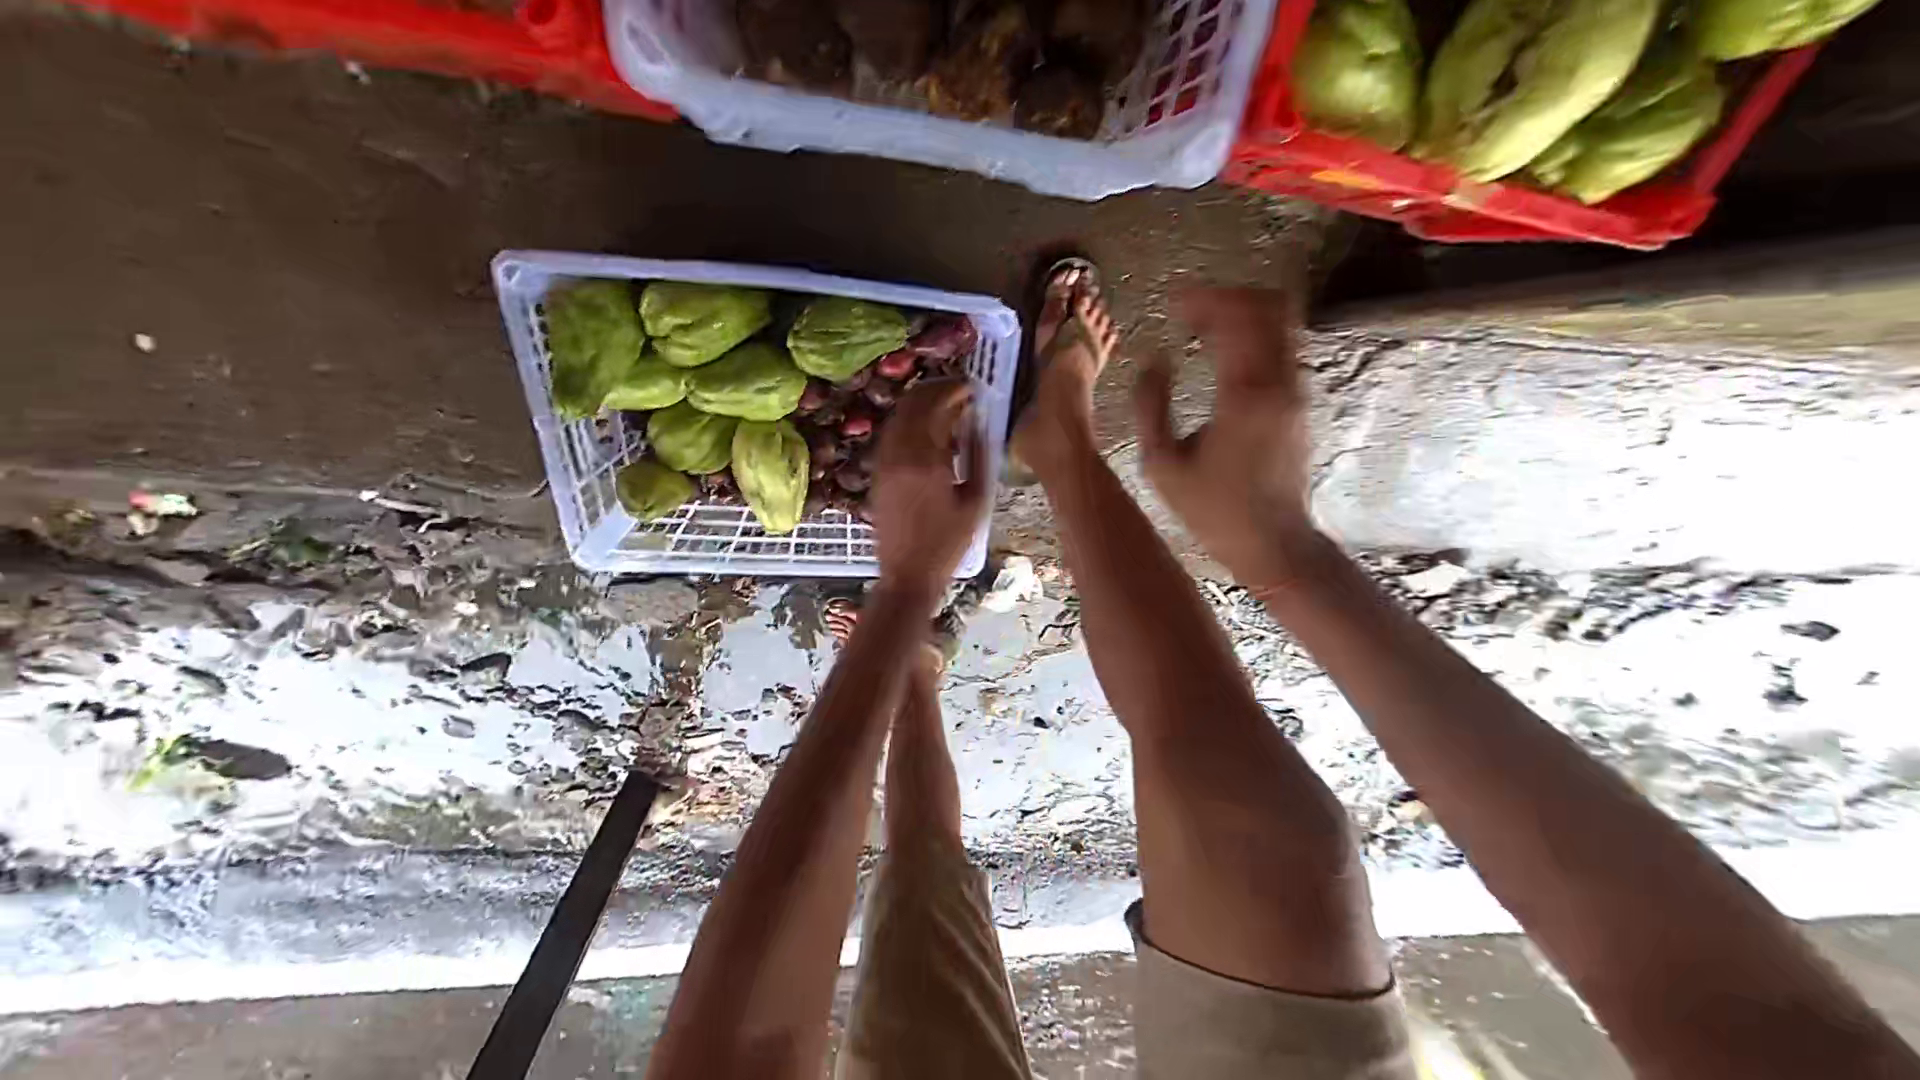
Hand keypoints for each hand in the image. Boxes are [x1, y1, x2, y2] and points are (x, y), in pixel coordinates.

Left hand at [870, 379, 988, 600]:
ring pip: (898, 415)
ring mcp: (882, 461)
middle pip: (912, 402)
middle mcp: (897, 453)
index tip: (973, 389)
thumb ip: (978, 454)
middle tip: (960, 393)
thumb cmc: (948, 543)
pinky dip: (910, 423)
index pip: (935, 404)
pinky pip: (891, 433)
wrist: (907, 574)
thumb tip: (979, 421)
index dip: (954, 389)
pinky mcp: (876, 472)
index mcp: (925, 459)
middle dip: (936, 390)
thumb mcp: (975, 500)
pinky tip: (930, 435)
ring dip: (922, 405)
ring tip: (948, 411)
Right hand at [1133, 288, 1322, 588]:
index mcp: (1245, 395)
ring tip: (1204, 326)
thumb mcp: (1162, 466)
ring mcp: (1297, 392)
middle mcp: (1280, 383)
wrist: (1273, 543)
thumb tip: (1153, 362)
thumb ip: (1150, 407)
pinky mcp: (1299, 404)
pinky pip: (1282, 348)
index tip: (1173, 302)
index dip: (1204, 300)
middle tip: (1191, 307)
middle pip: (1271, 305)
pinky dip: (1254, 337)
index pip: (1235, 318)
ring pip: (1284, 323)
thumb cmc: (1213, 511)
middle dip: (1229, 296)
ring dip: (1244, 314)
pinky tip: (1223, 355)